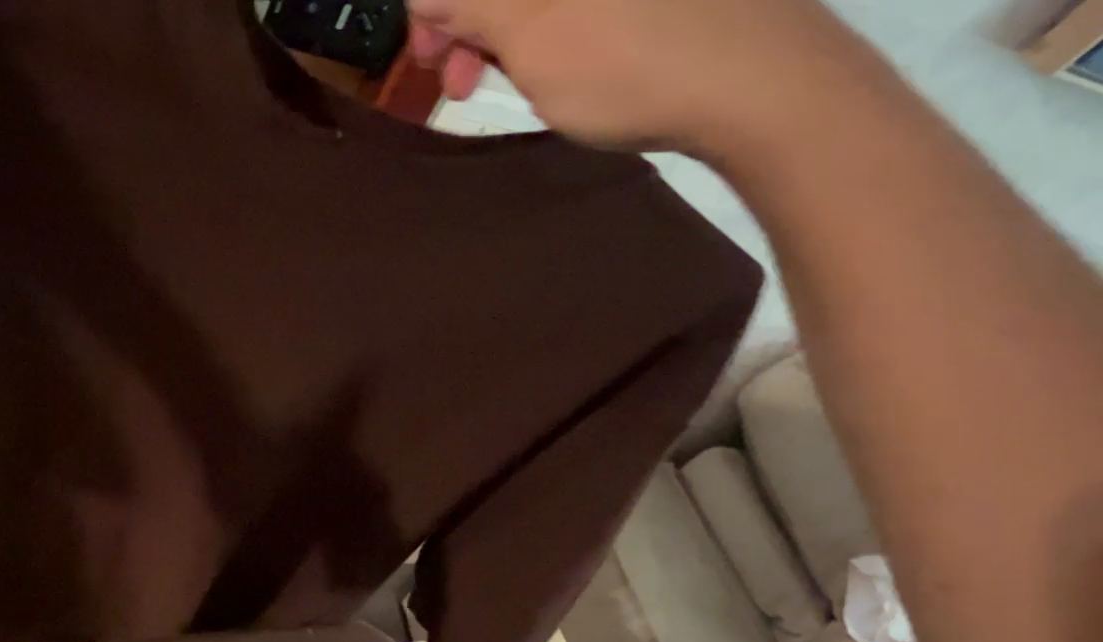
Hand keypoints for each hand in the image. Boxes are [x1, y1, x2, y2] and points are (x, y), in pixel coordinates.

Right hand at [406, 0, 891, 155]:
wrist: (761, 85)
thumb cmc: (629, 64)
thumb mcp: (529, 37)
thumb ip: (466, 3)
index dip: (434, 8)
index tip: (428, 56)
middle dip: (469, 20)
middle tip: (458, 80)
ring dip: (505, 28)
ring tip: (510, 81)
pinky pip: (578, 4)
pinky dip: (551, 24)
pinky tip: (555, 62)